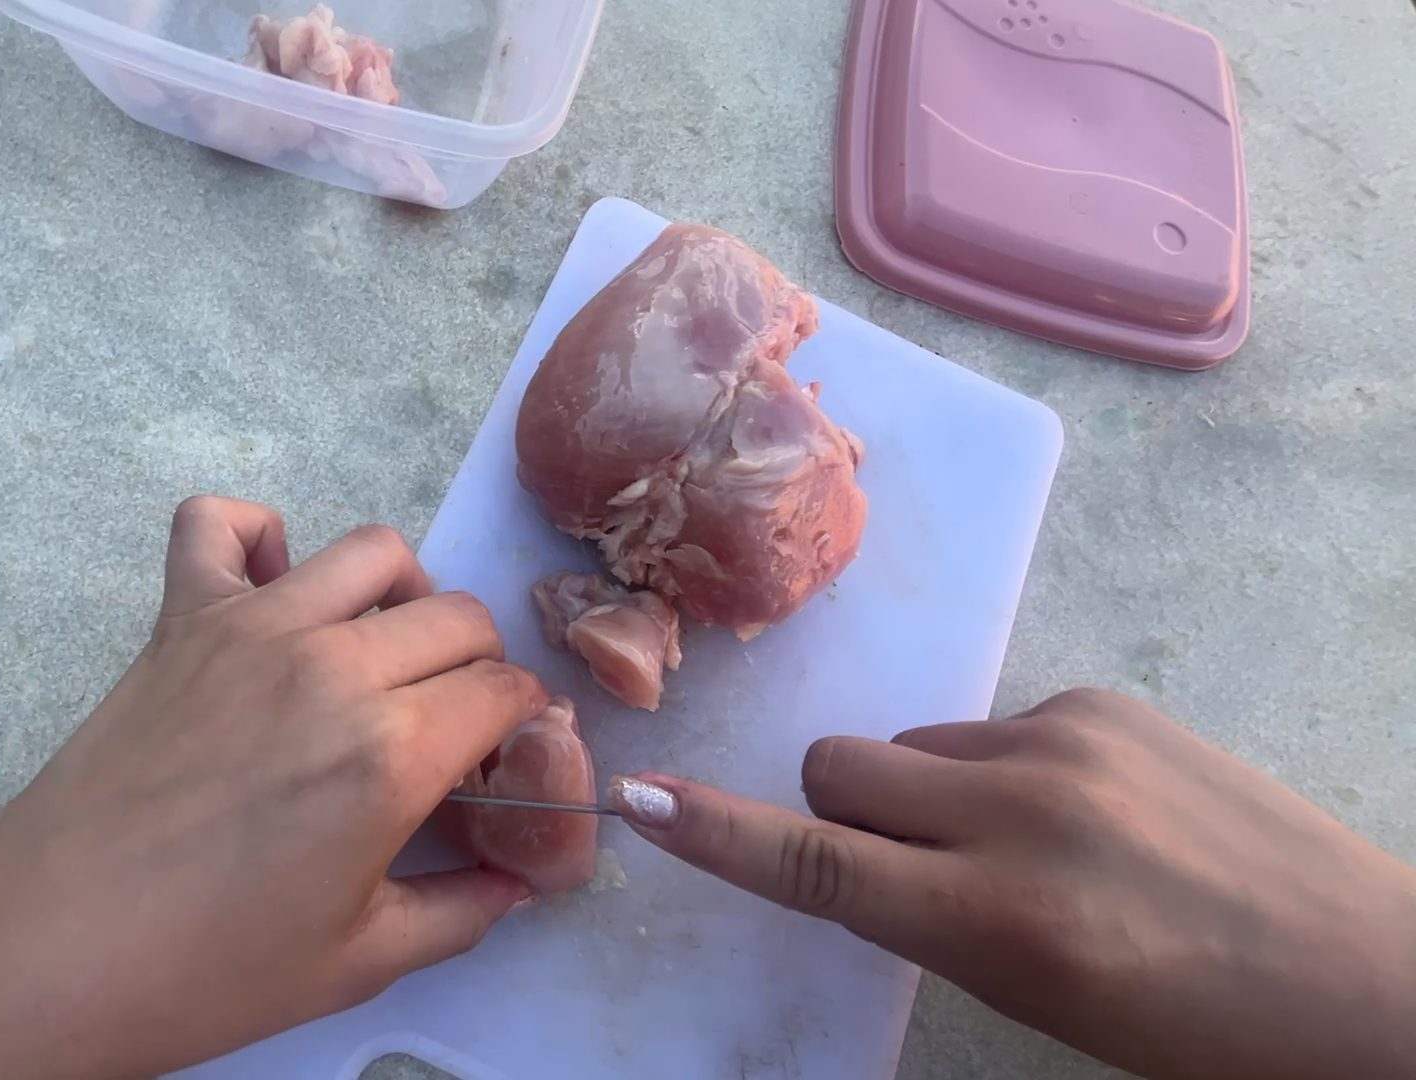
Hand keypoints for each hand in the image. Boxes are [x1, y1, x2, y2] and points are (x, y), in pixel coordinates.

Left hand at [0, 497, 546, 1079]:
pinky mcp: (184, 613)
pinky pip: (219, 524)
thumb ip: (464, 911)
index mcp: (392, 753)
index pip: (504, 689)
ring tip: (383, 641)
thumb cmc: (209, 968)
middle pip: (459, 614)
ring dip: (404, 589)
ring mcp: (256, 625)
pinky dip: (254, 537)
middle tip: (450, 707)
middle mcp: (336, 666)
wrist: (48, 946)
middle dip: (480, 659)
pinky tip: (268, 586)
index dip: (523, 712)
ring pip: (372, 550)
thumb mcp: (362, 961)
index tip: (507, 738)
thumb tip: (519, 879)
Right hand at [609, 689, 1415, 1079]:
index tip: (640, 800)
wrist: (1405, 992)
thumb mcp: (1034, 999)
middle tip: (920, 854)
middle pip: (835, 766)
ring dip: (931, 789)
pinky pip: (981, 724)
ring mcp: (1067, 741)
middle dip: (845, 806)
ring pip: (904, 744)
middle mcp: (1026, 813)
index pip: (817, 867)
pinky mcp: (1099, 701)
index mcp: (1010, 922)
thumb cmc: (1195, 1033)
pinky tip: (1094, 809)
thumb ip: (920, 910)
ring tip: (1033, 837)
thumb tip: (845, 834)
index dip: (716, 835)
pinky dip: (1001, 767)